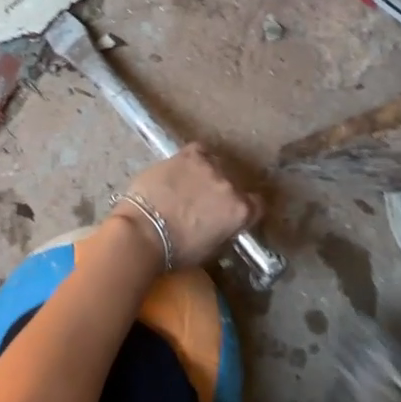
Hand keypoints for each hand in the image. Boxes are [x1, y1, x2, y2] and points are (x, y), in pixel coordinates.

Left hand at [114, 144, 260, 267]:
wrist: (144, 231)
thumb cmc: (177, 250)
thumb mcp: (212, 249)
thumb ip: (226, 230)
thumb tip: (226, 224)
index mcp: (241, 211)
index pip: (256, 204)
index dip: (245, 209)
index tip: (233, 214)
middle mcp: (231, 185)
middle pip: (234, 183)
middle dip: (223, 192)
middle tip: (205, 202)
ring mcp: (210, 166)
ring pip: (216, 165)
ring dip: (208, 175)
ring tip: (190, 185)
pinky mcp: (188, 154)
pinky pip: (199, 151)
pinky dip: (194, 159)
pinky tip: (184, 168)